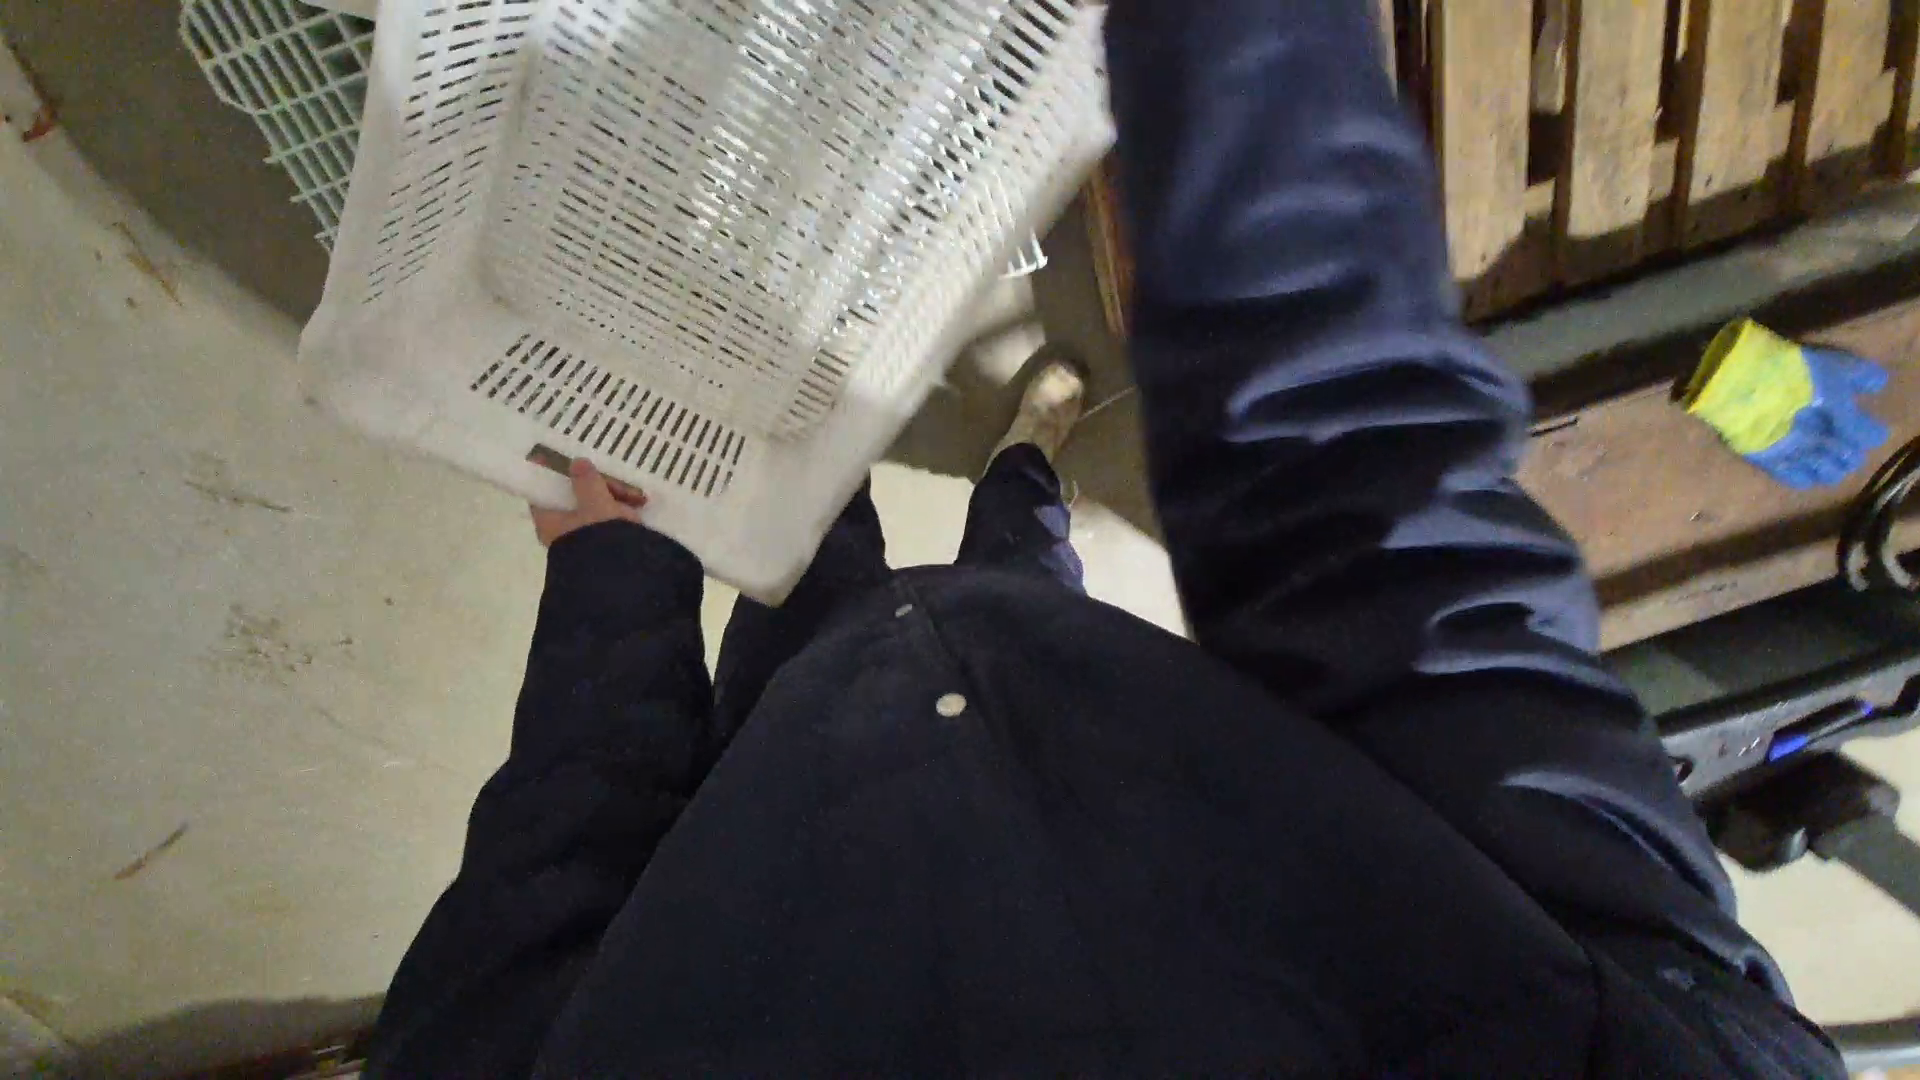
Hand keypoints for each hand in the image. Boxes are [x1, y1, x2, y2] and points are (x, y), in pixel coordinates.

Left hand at [530, 458, 647, 546]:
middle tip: (622, 486)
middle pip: (576, 496)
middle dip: (601, 487)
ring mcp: (585, 538)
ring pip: (597, 508)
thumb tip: (577, 462)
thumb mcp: (595, 503)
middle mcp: (564, 530)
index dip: (556, 474)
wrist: (622, 576)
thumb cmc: (600, 537)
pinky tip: (640, 506)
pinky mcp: (606, 545)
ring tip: (639, 499)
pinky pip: (612, 521)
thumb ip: (586, 481)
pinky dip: (624, 512)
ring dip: (617, 498)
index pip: (547, 490)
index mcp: (550, 519)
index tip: (570, 462)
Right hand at [1685, 319, 1890, 488]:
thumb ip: (1863, 377)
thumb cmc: (1791, 371)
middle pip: (1850, 458)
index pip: (1871, 436)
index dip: (1868, 432)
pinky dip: (1802, 478)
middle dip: (1849, 455)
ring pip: (1827, 473)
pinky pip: (1793, 478)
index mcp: (1846, 417)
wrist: (1739, 385)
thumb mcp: (1837, 364)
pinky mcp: (1769, 460)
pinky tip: (1805, 475)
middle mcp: (1826, 439)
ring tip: (1824, 464)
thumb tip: (1874, 389)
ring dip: (1829, 469)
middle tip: (1841, 448)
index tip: (1861, 427)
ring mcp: (1797, 452)